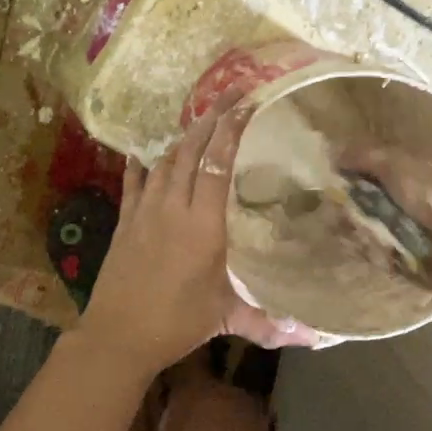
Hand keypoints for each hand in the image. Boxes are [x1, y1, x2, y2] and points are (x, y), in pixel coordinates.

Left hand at [78, 93, 319, 376]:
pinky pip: (134, 183)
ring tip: (200, 122)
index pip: (218, 164)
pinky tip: (142, 153)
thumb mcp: (225, 317)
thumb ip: (268, 320)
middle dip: (211, 119)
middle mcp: (173, 208)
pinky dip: (141, 165)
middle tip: (231, 95)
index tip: (246, 103)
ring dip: (183, 139)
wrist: (117, 336)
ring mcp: (145, 211)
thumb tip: (313, 335)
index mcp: (203, 225)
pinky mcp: (125, 221)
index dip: (231, 130)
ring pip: (165, 162)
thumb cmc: (176, 324)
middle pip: (192, 151)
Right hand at [342, 147, 431, 310]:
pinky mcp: (407, 259)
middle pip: (368, 194)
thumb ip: (367, 156)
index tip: (329, 169)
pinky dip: (364, 246)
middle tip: (329, 200)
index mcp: (418, 170)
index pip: (376, 163)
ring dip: (352, 223)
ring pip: (368, 222)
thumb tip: (332, 150)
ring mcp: (409, 229)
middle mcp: (412, 198)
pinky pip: (375, 250)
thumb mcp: (402, 168)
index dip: (353, 165)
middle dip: (347, 197)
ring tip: (339, 224)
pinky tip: (355, 242)